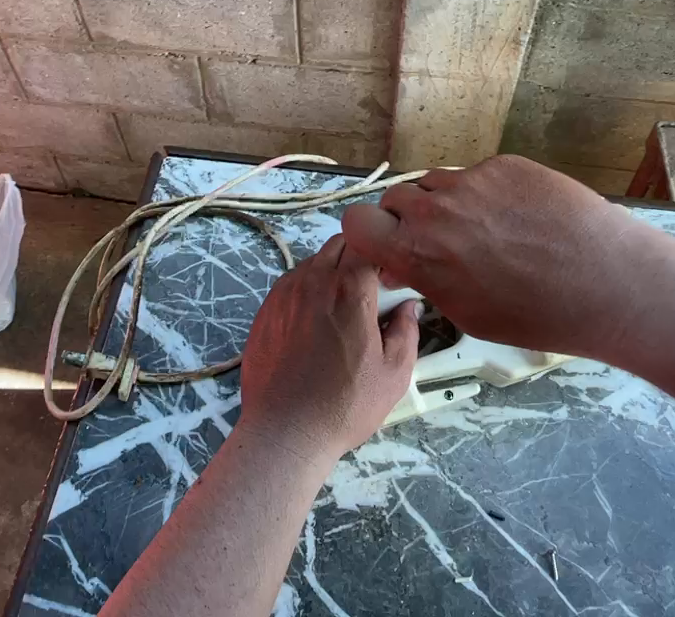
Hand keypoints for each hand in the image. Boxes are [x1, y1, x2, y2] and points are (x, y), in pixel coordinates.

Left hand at [238, 235, 420, 460]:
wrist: (285, 432)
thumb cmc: (344, 405)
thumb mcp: (394, 374)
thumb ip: (407, 331)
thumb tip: (409, 307)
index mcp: (349, 291)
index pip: (367, 241)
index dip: (381, 251)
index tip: (389, 273)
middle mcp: (314, 281)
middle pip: (338, 244)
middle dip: (357, 255)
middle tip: (369, 288)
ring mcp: (285, 293)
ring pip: (313, 261)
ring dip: (331, 271)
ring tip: (342, 307)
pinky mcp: (266, 309)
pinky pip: (291, 282)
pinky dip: (307, 289)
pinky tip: (314, 320)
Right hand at [340, 154, 674, 361]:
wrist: (610, 282)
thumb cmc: (539, 314)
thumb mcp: (466, 313)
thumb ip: (424, 279)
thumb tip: (402, 260)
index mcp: (418, 252)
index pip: (355, 221)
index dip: (367, 232)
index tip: (385, 242)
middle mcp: (435, 210)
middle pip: (396, 198)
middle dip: (408, 219)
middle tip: (441, 241)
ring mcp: (470, 182)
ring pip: (437, 184)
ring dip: (447, 204)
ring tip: (487, 229)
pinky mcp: (503, 164)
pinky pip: (477, 175)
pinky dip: (487, 192)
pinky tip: (519, 216)